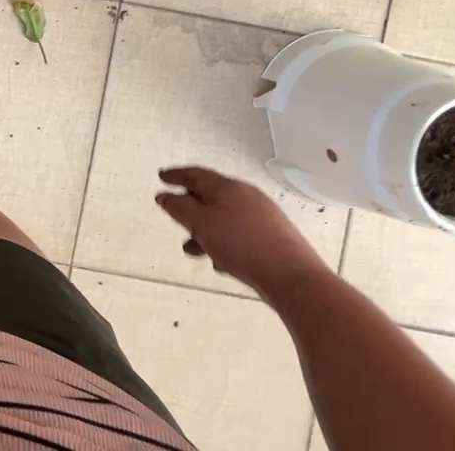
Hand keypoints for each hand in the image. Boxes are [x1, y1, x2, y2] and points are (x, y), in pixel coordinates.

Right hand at [154, 167, 329, 300]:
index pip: (196, 174)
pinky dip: (224, 243)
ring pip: (225, 219)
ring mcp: (264, 219)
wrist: (294, 279)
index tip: (161, 177)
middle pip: (211, 197)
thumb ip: (178, 208)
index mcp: (229, 188)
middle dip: (190, 207)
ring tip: (192, 250)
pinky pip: (240, 235)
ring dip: (205, 231)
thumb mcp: (200, 223)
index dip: (176, 175)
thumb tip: (164, 196)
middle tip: (174, 213)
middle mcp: (247, 198)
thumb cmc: (240, 244)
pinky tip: (220, 262)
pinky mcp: (274, 240)